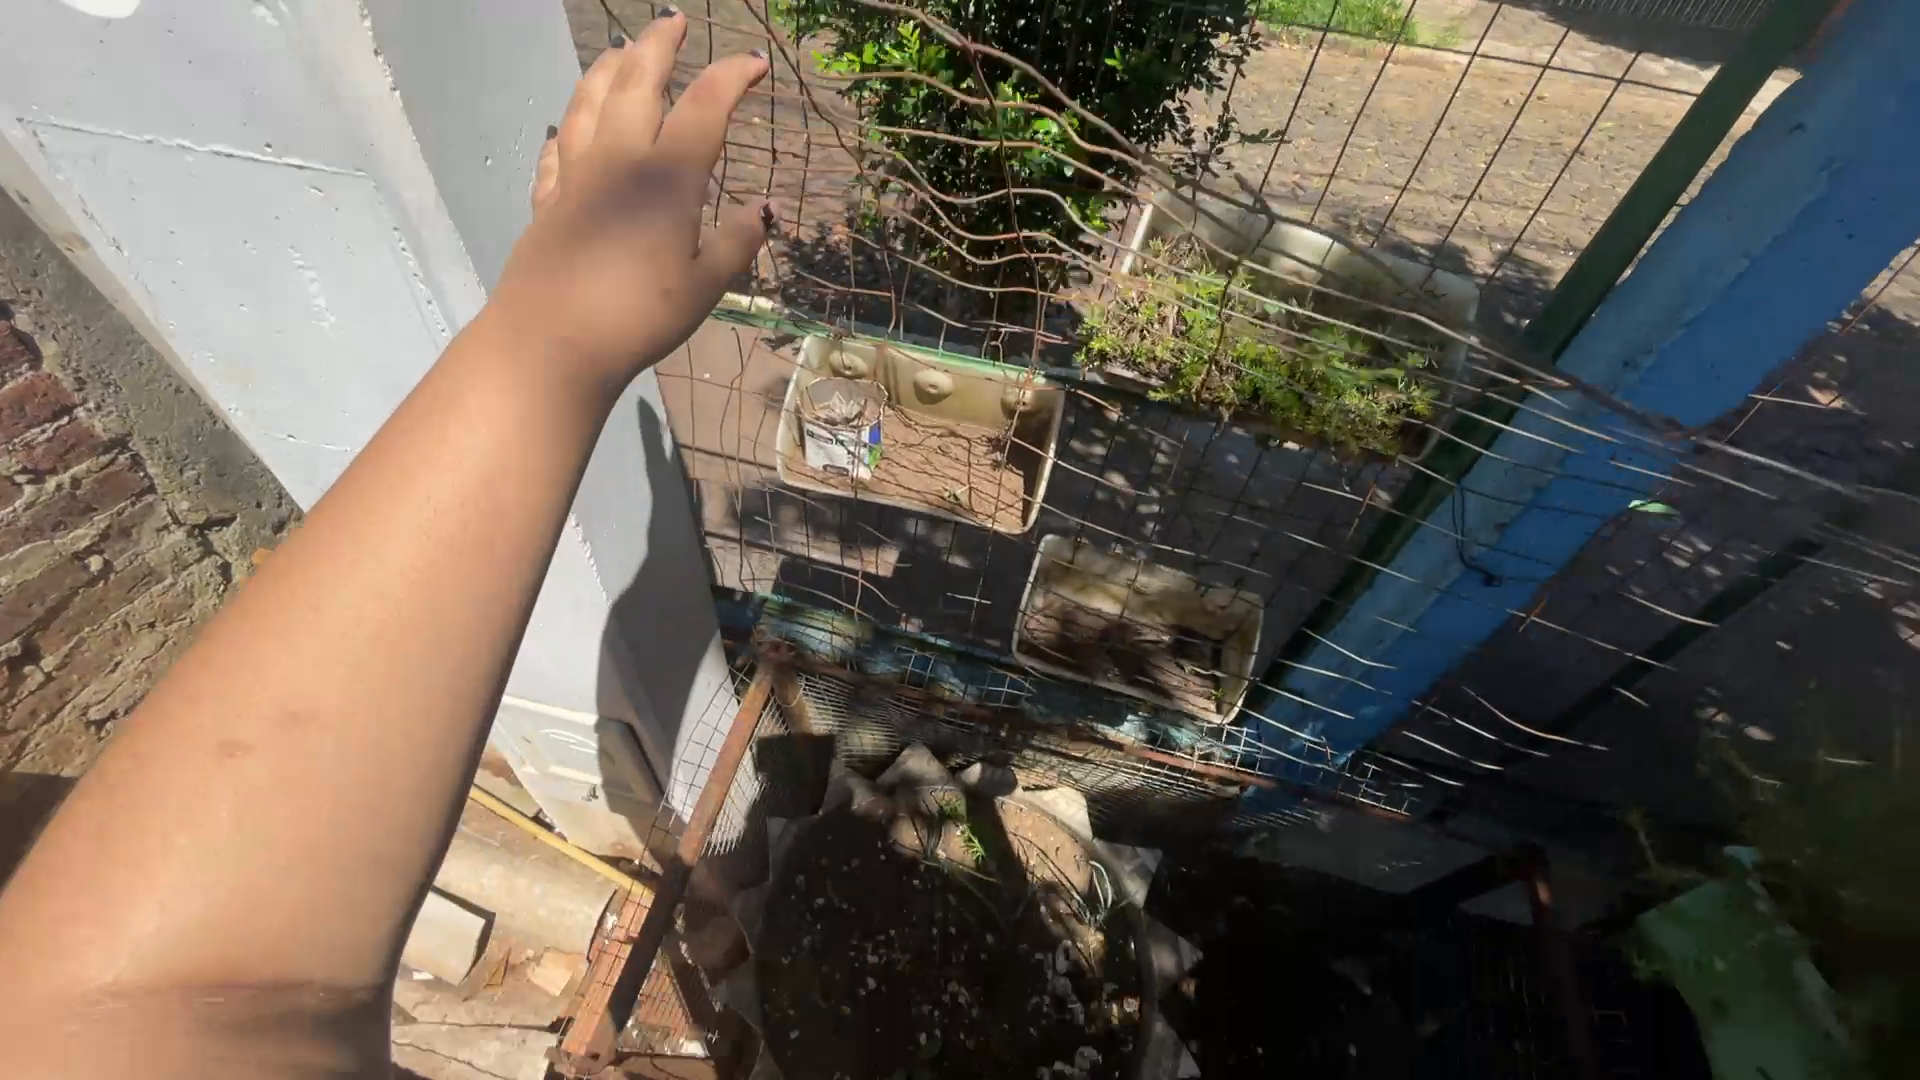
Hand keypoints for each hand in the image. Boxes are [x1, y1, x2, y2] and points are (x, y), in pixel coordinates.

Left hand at [488, 12, 770, 393]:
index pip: (705, 108)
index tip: (755, 64)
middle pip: (637, 80)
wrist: (555, 337)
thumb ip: (736, 242)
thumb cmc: (641, 313)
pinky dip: (572, 125)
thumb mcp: (706, 284)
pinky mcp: (549, 198)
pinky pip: (560, 146)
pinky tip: (572, 126)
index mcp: (667, 177)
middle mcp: (619, 158)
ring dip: (610, 66)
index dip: (732, 78)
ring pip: (590, 98)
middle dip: (660, 44)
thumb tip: (762, 210)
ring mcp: (576, 174)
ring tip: (622, 51)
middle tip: (674, 22)